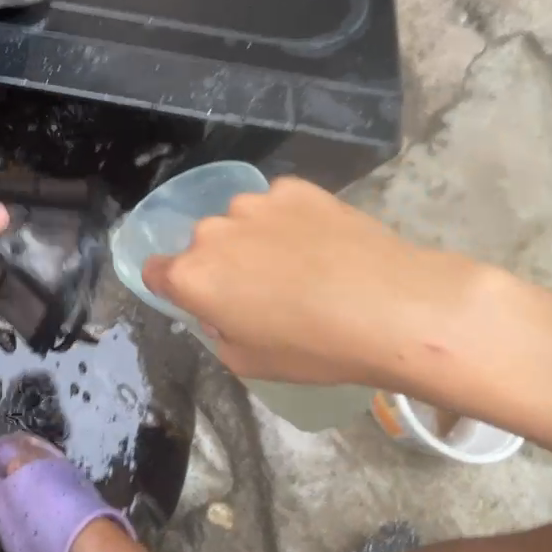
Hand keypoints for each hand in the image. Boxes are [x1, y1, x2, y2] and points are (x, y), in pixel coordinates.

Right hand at [140, 177, 499, 390]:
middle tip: (265, 291)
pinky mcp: (293, 188)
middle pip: (202, 246)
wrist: (396, 309)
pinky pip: (277, 205)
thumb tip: (223, 309)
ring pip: (240, 222)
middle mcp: (211, 232)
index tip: (205, 301)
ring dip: (255, 240)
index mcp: (191, 277)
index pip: (154, 271)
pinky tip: (324, 244)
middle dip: (223, 264)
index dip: (175, 288)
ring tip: (303, 266)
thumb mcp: (248, 362)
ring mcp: (253, 204)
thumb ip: (218, 330)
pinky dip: (290, 221)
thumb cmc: (315, 348)